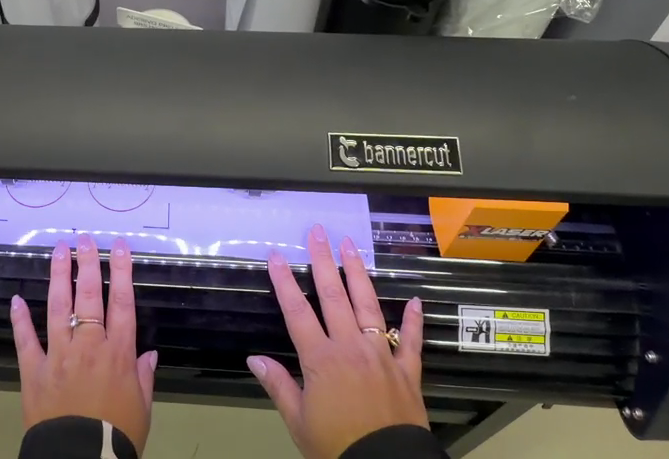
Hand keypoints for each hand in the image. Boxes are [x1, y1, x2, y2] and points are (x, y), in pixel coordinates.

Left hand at [11, 235, 157, 452]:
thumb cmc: (118, 436)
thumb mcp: (142, 408)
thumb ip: (144, 377)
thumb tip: (150, 353)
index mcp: (118, 353)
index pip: (122, 302)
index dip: (122, 271)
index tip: (119, 246)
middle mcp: (88, 345)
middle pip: (89, 295)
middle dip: (87, 263)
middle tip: (84, 237)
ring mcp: (58, 355)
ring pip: (58, 306)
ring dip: (58, 275)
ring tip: (58, 249)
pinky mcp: (33, 371)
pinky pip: (25, 340)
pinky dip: (20, 319)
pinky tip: (16, 298)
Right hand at [248, 225, 427, 458]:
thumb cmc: (335, 447)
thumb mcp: (299, 422)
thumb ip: (279, 385)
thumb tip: (254, 357)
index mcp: (320, 359)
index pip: (297, 311)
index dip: (284, 281)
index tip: (276, 254)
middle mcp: (350, 346)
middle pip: (333, 295)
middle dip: (324, 260)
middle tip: (318, 231)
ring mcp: (381, 355)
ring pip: (368, 305)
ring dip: (358, 273)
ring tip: (351, 245)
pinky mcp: (407, 371)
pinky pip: (410, 340)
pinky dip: (413, 320)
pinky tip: (415, 300)